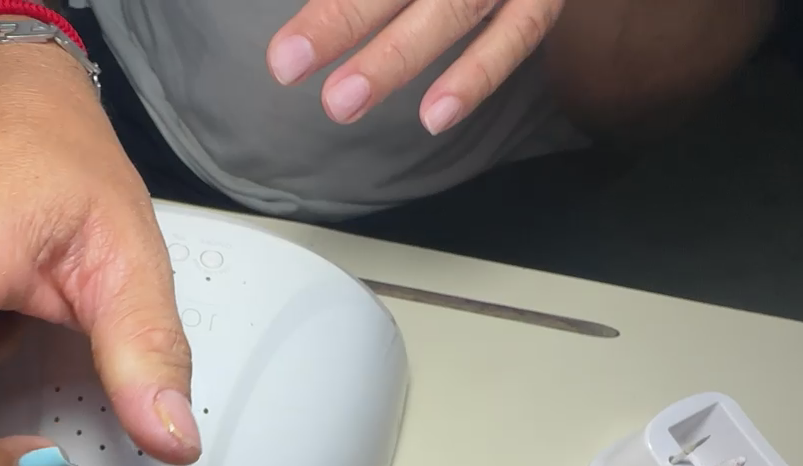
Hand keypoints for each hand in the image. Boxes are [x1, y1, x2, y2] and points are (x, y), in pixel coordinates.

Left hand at [267, 0, 564, 132]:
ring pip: (455, 6)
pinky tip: (434, 117)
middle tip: (287, 63)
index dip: (335, 3)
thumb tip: (322, 15)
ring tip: (343, 104)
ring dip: (394, 59)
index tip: (285, 47)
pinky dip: (477, 75)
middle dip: (342, 19)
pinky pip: (518, 33)